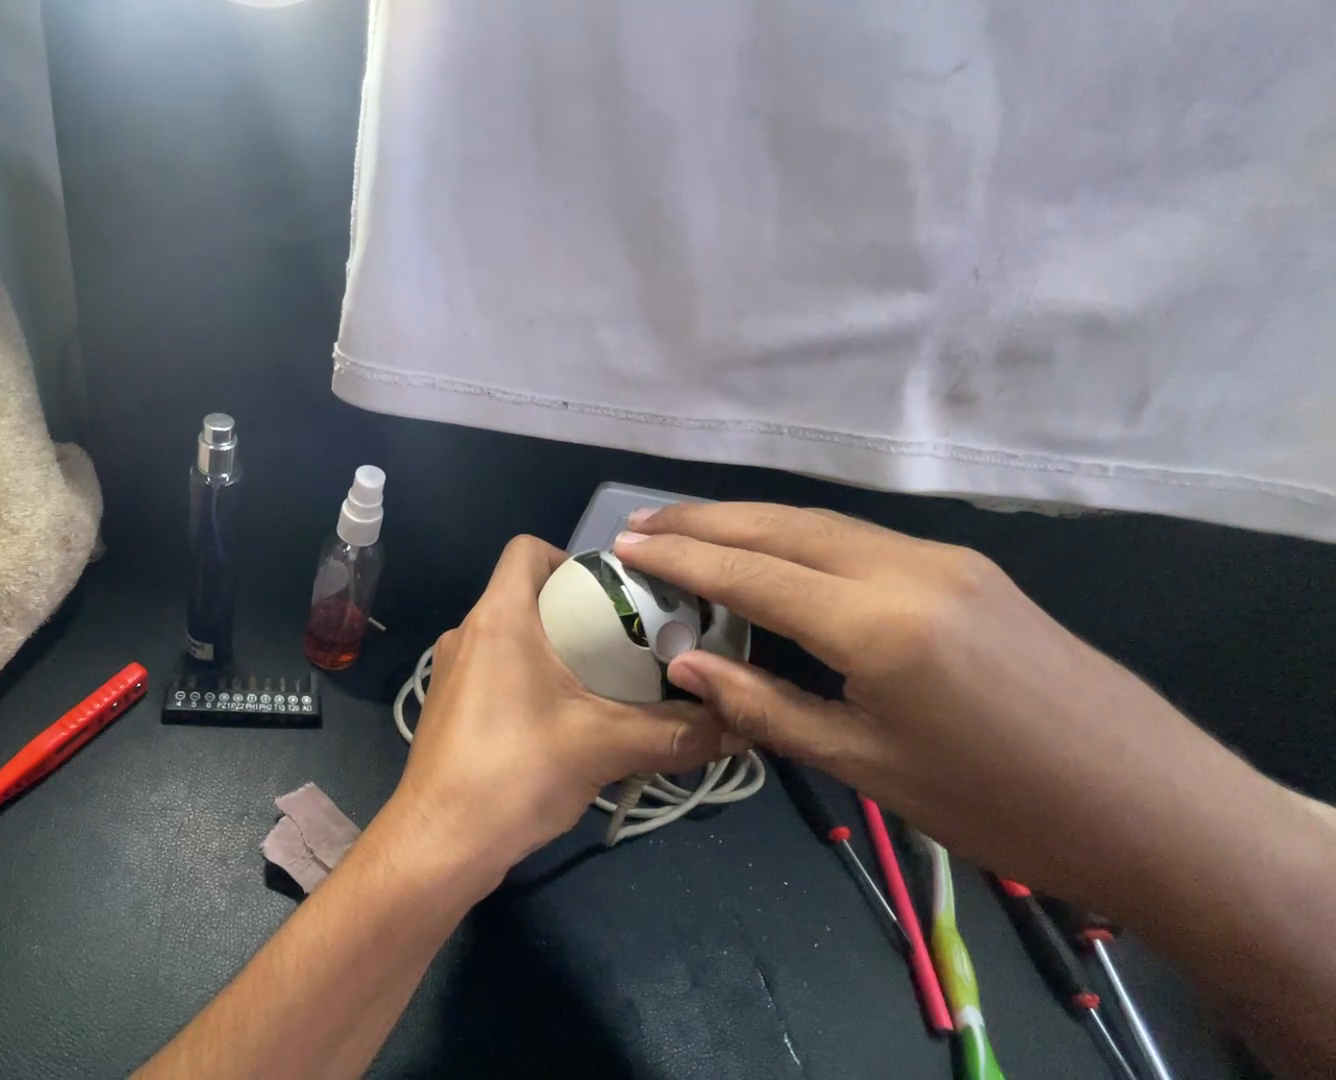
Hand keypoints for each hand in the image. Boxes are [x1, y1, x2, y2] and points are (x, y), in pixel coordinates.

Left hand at [386, 536, 738, 887]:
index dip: (573, 558)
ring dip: (557, 649)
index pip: (528, 549)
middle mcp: (468, 631)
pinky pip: (497, 669)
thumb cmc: (515, 773)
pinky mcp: (450, 704)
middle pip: (527, 593)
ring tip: (607, 683)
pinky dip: (532, 678)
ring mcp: (452, 669)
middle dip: (579, 611)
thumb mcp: (606, 748)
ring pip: (512, 635)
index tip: (615, 596)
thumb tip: (743, 725)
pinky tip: (566, 720)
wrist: (440, 840)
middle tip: (629, 642)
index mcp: (498, 616)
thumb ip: (678, 732)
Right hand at [612, 502, 1281, 901]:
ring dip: (747, 521)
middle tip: (641, 522)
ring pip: (820, 523)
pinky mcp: (966, 569)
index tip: (625, 545)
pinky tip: (768, 549)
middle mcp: (906, 569)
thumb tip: (684, 663)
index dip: (681, 558)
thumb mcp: (863, 766)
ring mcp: (943, 561)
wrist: (1156, 809)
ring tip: (687, 528)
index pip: (751, 573)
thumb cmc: (995, 804)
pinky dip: (795, 535)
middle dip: (704, 521)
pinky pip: (857, 538)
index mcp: (877, 625)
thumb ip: (763, 706)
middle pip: (781, 526)